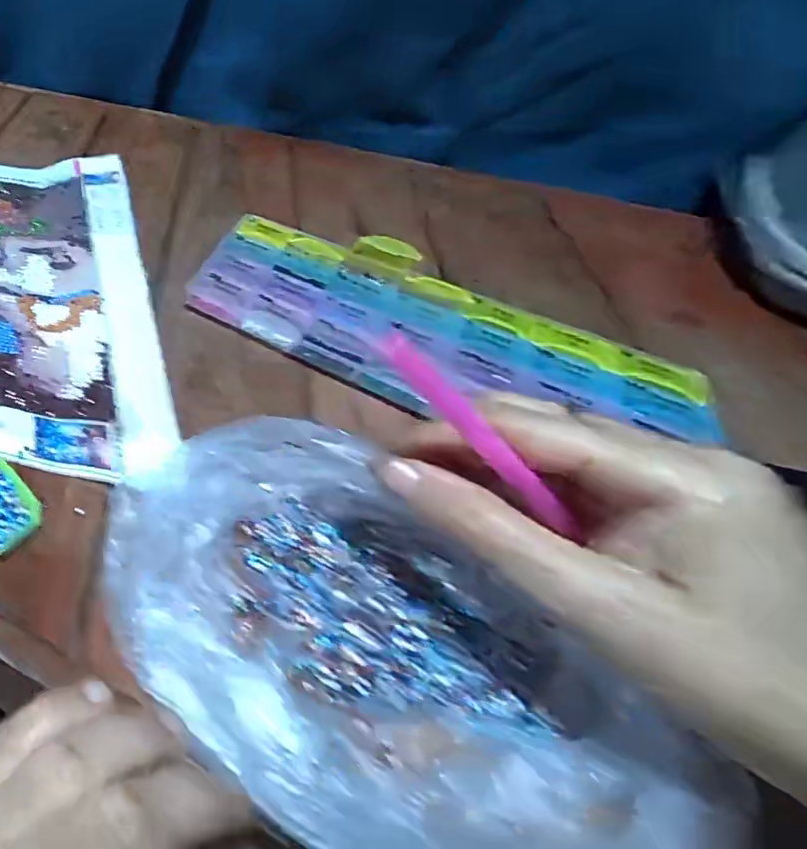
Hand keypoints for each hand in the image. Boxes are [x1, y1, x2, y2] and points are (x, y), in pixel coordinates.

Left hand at [0, 680, 254, 848]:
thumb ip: (157, 847)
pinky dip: (54, 707)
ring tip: (161, 720)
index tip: (241, 799)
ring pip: (54, 751)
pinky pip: (11, 737)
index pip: (138, 827)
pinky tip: (93, 692)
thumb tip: (211, 830)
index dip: (197, 805)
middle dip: (157, 760)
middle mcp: (30, 841)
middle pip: (96, 784)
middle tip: (203, 756)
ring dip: (113, 726)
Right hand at [381, 393, 806, 796]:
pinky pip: (575, 474)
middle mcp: (686, 457)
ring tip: (437, 491)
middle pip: (542, 423)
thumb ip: (482, 527)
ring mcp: (686, 477)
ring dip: (487, 464)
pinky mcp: (678, 500)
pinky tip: (495, 509)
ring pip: (552, 445)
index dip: (446, 433)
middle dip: (462, 442)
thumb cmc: (718, 676)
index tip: (382, 458)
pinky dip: (521, 486)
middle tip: (402, 475)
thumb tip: (389, 471)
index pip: (532, 427)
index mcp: (682, 474)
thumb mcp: (586, 601)